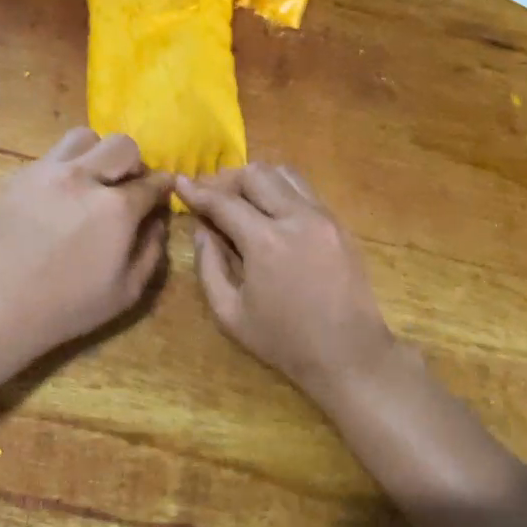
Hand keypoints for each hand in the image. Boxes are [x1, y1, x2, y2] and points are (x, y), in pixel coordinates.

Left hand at [0, 128, 172, 353]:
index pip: (152, 182)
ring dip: (96, 154)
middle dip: (133, 163)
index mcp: (115, 208)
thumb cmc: (69, 306)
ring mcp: (45, 172)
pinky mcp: (17, 176)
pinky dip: (62, 170)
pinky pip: (49, 157)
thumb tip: (157, 220)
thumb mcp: (127, 291)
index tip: (160, 193)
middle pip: (122, 145)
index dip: (162, 188)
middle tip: (125, 187)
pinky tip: (56, 198)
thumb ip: (151, 250)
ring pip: (83, 138)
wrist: (0, 305)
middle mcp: (82, 178)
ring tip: (90, 180)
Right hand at [178, 165, 396, 396]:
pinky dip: (281, 189)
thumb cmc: (283, 340)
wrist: (348, 353)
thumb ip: (209, 267)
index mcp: (266, 242)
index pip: (224, 202)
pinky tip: (269, 209)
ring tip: (240, 198)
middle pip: (255, 175)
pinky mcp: (338, 224)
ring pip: (284, 173)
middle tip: (210, 194)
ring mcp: (322, 217)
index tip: (178, 181)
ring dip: (256, 179)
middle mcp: (296, 218)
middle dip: (226, 179)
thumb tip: (201, 230)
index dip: (197, 190)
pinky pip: (305, 190)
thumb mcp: (230, 314)